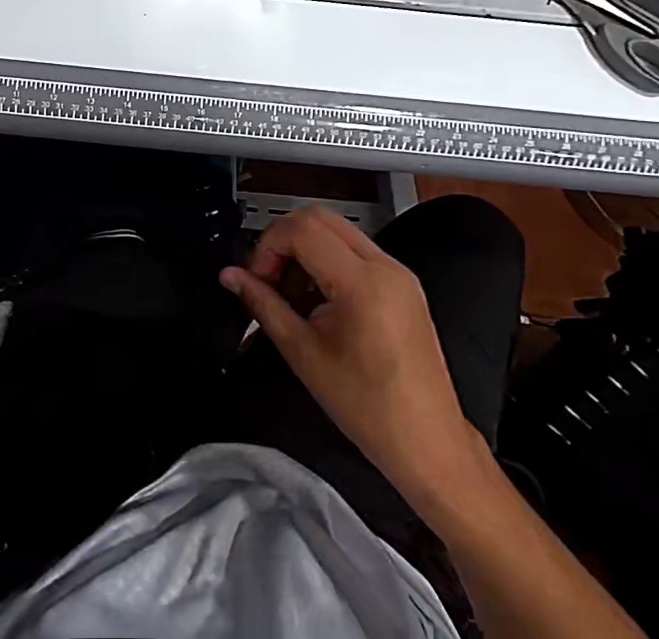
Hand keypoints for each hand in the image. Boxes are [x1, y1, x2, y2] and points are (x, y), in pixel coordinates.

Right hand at [220, 207, 478, 501]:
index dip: (267, 247)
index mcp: (364, 284)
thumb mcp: (303, 353)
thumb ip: (263, 304)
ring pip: (337, 231)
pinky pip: (355, 252)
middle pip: (319, 217)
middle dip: (283, 241)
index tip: (255, 278)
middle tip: (267, 280)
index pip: (302, 229)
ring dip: (303, 252)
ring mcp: (399, 273)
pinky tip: (315, 302)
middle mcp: (387, 268)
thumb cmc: (371, 408)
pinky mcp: (402, 284)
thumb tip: (233, 278)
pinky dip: (326, 263)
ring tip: (290, 297)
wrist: (425, 440)